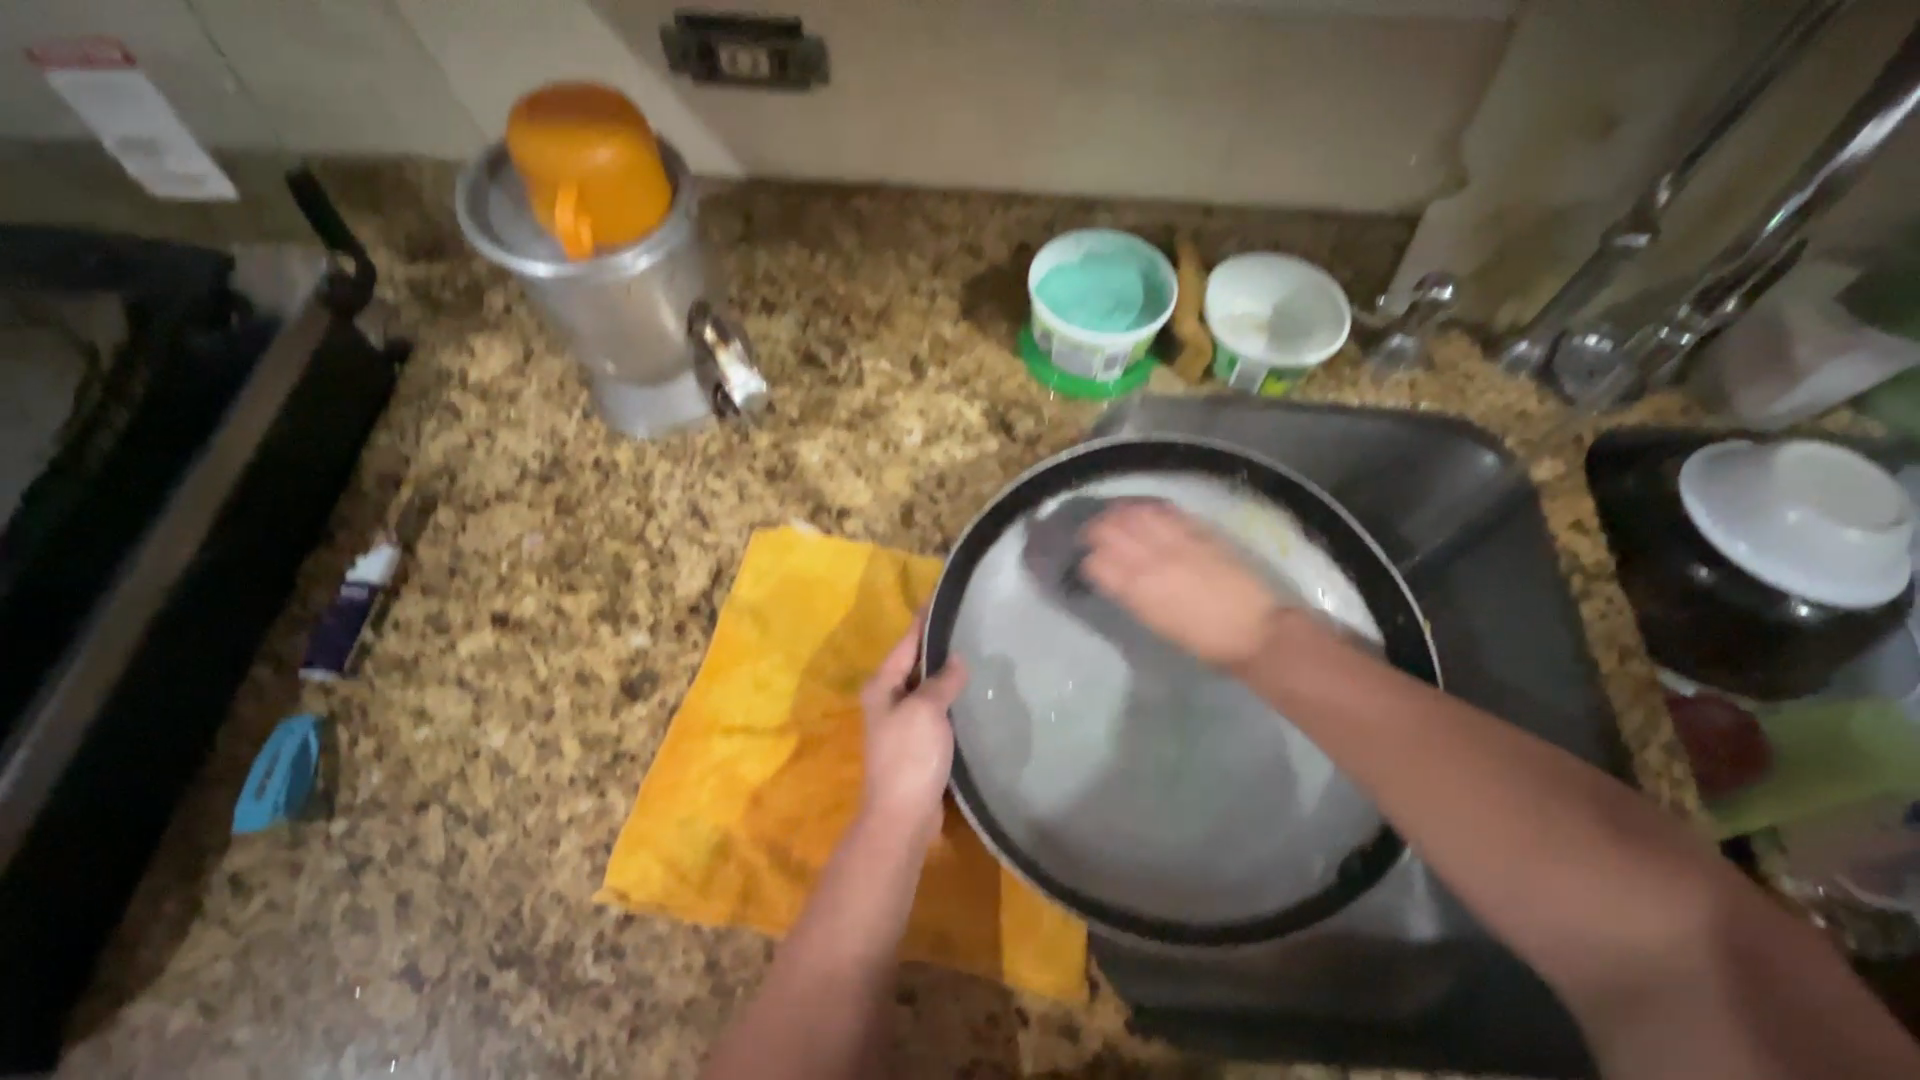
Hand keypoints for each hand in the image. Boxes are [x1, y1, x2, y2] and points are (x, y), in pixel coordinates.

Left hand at [857, 617, 967, 848]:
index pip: (906, 641)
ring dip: (946, 674)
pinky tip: (972, 695)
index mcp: (882, 685)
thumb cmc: (909, 756)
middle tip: (970, 623)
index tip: (942, 596)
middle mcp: (887, 699)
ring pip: (926, 688)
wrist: (902, 815)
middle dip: (938, 645)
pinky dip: (951, 700)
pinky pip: (935, 711)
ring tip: (977, 653)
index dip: (924, 620)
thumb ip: (941, 681)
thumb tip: (956, 659)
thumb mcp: (926, 710)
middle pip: (915, 663)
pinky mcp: (916, 744)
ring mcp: (901, 723)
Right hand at [1081, 500, 1294, 671]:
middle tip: (1090, 535)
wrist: (1254, 632)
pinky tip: (1142, 509)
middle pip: (1109, 529)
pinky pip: (1166, 510)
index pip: (1096, 561)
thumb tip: (1110, 575)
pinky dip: (1147, 507)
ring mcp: (1177, 541)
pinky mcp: (1200, 532)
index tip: (1084, 561)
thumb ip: (1129, 594)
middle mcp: (1152, 558)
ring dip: (1118, 512)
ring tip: (1112, 516)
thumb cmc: (1202, 641)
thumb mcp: (1154, 622)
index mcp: (1138, 589)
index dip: (1085, 559)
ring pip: (1135, 512)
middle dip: (1094, 529)